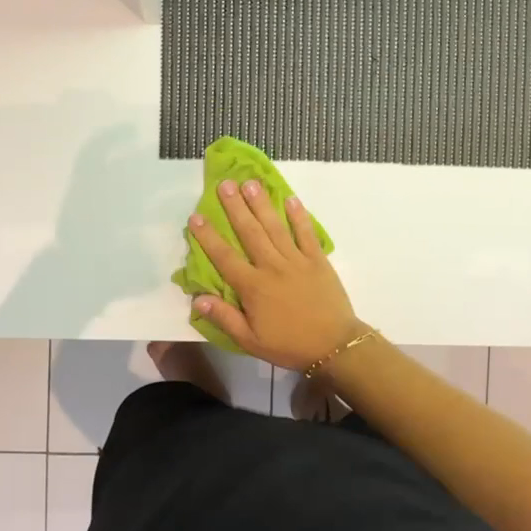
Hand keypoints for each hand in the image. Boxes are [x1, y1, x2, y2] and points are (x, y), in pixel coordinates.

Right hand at [188, 179, 363, 370]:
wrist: (334, 347)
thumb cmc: (289, 345)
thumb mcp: (250, 341)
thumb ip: (224, 318)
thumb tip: (197, 299)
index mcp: (253, 287)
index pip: (224, 257)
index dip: (208, 236)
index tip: (196, 216)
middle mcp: (272, 267)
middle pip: (250, 232)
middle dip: (235, 206)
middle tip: (224, 184)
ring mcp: (297, 260)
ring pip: (275, 226)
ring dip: (262, 204)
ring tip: (250, 183)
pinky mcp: (318, 260)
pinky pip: (306, 233)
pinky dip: (298, 216)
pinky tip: (290, 199)